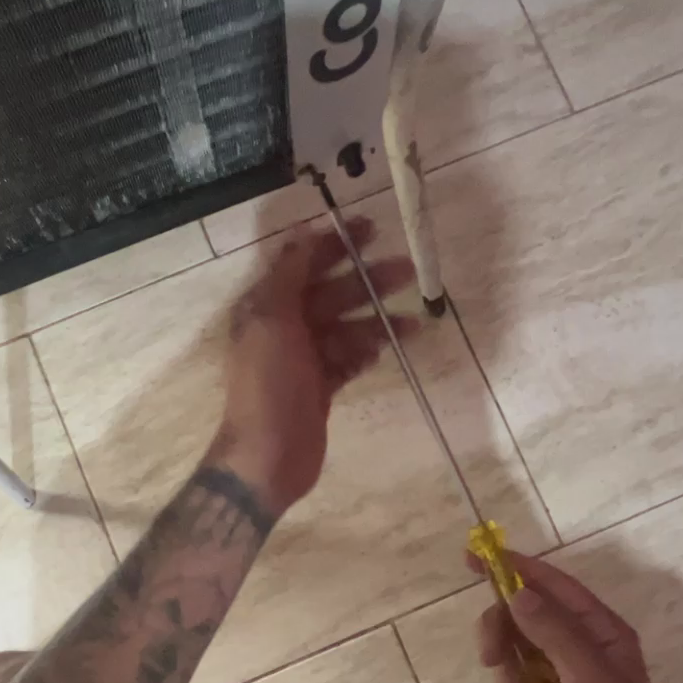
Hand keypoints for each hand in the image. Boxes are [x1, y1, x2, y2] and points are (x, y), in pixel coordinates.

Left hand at [207, 217, 415, 512]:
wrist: (268, 455)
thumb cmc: (267, 385)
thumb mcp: (271, 320)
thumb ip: (288, 275)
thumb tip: (304, 231)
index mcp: (266, 307)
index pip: (303, 264)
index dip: (334, 244)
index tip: (372, 228)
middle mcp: (284, 328)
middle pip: (331, 295)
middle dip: (367, 281)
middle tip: (408, 269)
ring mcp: (303, 360)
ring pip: (346, 329)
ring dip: (378, 320)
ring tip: (416, 320)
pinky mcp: (321, 387)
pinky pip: (348, 360)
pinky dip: (367, 352)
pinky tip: (390, 347)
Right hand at [475, 552, 678, 682]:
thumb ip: (556, 634)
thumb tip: (519, 591)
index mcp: (602, 634)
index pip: (553, 585)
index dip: (515, 567)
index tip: (473, 557)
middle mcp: (578, 647)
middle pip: (519, 614)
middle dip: (501, 636)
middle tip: (491, 657)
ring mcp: (554, 676)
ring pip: (506, 652)